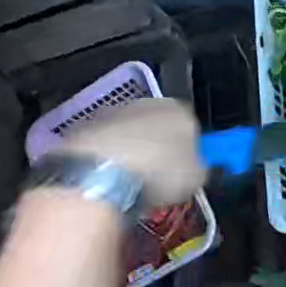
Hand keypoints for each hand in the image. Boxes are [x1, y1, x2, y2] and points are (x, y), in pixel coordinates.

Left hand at [53, 98, 203, 206]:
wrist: (101, 172)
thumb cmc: (158, 172)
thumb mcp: (197, 178)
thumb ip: (199, 167)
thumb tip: (195, 168)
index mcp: (181, 110)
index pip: (193, 128)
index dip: (191, 151)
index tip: (186, 172)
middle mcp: (148, 102)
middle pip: (159, 127)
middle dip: (160, 149)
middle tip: (161, 179)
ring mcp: (113, 111)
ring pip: (131, 134)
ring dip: (134, 153)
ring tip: (134, 183)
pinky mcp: (86, 126)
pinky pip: (106, 145)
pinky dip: (109, 159)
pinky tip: (111, 180)